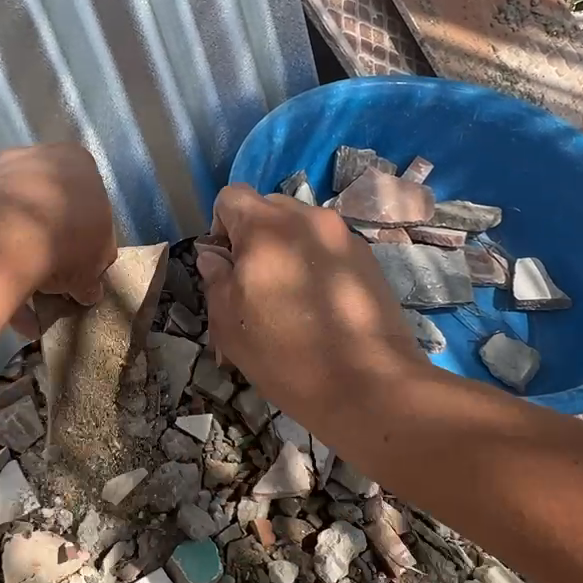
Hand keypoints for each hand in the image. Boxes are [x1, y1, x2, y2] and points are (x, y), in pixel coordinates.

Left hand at [0, 143, 117, 306]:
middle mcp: (37, 158)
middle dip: (55, 251)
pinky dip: (5, 276)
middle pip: (53, 212)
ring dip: (28, 267)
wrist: (8, 236)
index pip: (92, 205)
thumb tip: (88, 291)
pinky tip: (18, 316)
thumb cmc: (70, 237)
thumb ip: (93, 273)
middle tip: (58, 285)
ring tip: (35, 308)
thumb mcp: (97, 261)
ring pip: (19, 227)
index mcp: (76, 161)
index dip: (90, 243)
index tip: (83, 269)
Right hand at [195, 185, 427, 427]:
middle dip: (254, 236)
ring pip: (301, 227)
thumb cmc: (286, 355)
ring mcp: (343, 236)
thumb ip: (216, 279)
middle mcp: (307, 219)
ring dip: (286, 249)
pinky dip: (315, 262)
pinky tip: (319, 304)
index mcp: (266, 228)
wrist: (368, 385)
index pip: (230, 197)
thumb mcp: (230, 323)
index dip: (220, 227)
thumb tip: (214, 257)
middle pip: (268, 207)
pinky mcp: (368, 258)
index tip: (226, 265)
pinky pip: (328, 246)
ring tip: (290, 296)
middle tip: (255, 283)